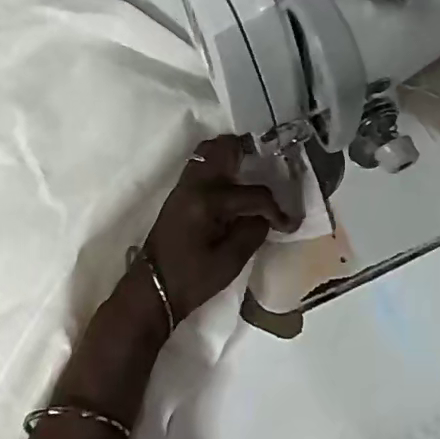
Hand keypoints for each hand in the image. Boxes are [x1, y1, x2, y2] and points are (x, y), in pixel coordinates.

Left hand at [144, 136, 298, 319]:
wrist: (151, 290)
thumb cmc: (191, 280)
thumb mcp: (230, 261)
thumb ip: (253, 232)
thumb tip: (264, 217)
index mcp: (208, 201)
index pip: (254, 194)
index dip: (276, 210)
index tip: (289, 224)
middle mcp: (195, 184)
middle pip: (225, 148)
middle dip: (251, 154)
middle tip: (269, 170)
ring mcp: (184, 186)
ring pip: (210, 151)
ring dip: (233, 157)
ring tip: (252, 173)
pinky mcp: (179, 193)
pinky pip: (202, 164)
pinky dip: (220, 166)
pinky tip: (233, 185)